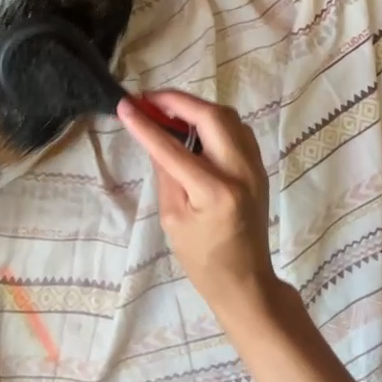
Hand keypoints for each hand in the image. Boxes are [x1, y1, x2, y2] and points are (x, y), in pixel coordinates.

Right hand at [118, 91, 276, 310]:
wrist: (246, 282)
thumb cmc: (202, 259)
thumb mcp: (172, 218)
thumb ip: (165, 173)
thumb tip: (153, 136)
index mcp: (215, 191)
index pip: (173, 147)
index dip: (145, 124)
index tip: (124, 105)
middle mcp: (240, 171)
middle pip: (211, 116)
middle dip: (177, 101)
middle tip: (149, 99)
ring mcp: (254, 167)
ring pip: (228, 117)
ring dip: (196, 107)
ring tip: (167, 110)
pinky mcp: (258, 166)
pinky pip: (236, 129)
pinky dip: (212, 120)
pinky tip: (193, 126)